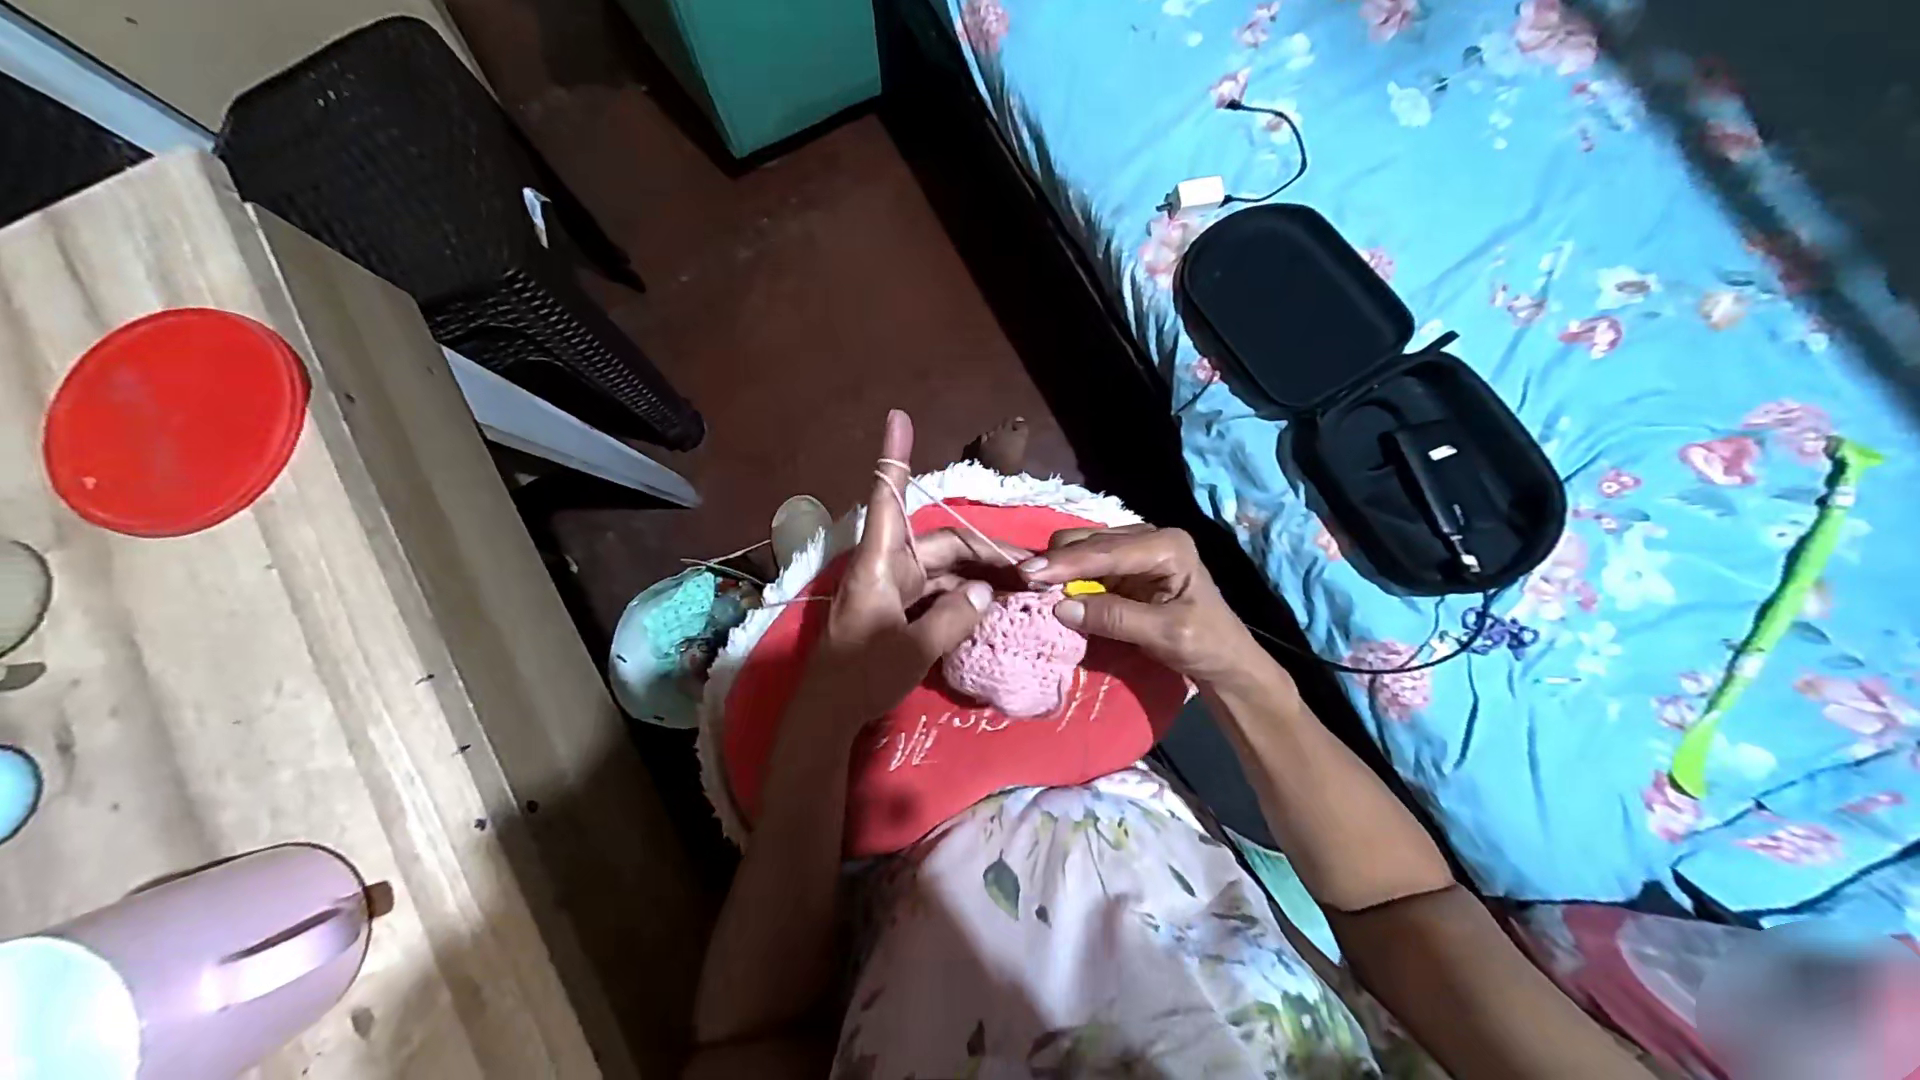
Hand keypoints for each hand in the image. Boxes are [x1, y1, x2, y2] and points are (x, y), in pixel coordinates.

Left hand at [788, 410, 1024, 741]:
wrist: (828, 716)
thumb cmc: (861, 677)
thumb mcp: (913, 649)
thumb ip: (955, 617)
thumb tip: (988, 591)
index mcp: (880, 565)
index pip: (889, 499)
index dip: (894, 457)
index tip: (897, 417)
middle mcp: (888, 567)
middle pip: (941, 543)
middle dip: (985, 551)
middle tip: (1031, 569)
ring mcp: (894, 589)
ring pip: (945, 569)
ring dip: (980, 576)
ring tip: (1023, 587)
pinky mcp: (899, 610)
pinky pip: (939, 591)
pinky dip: (965, 596)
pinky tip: (995, 605)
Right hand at [1022, 525, 1271, 689]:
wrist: (1223, 659)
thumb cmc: (1205, 644)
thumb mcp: (1166, 634)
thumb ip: (1115, 618)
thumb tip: (1061, 607)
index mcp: (1168, 546)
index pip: (1107, 551)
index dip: (1067, 563)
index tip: (1030, 574)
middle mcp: (1148, 537)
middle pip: (1088, 540)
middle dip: (1057, 562)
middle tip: (1024, 584)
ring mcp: (1133, 550)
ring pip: (1080, 548)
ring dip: (1057, 567)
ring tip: (1031, 587)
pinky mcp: (1121, 566)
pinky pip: (1084, 565)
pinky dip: (1065, 576)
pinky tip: (1048, 588)